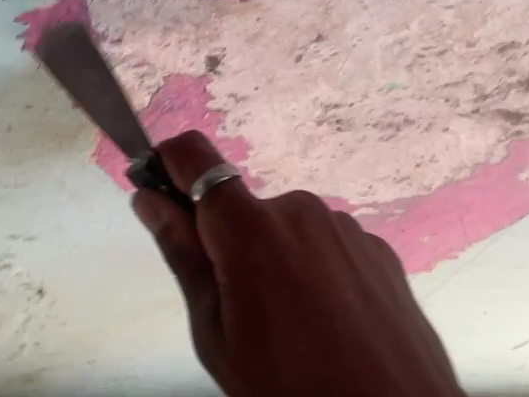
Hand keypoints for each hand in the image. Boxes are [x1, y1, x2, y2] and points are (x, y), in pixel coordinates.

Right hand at [134, 132, 463, 396]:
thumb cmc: (293, 391)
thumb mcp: (217, 336)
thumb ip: (182, 256)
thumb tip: (149, 199)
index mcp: (251, 229)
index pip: (194, 155)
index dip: (168, 162)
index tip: (159, 189)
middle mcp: (299, 209)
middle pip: (241, 206)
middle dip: (230, 242)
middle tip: (243, 309)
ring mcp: (345, 227)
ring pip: (284, 228)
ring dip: (276, 258)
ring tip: (295, 326)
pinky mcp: (379, 249)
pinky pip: (326, 245)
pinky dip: (316, 271)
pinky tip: (330, 324)